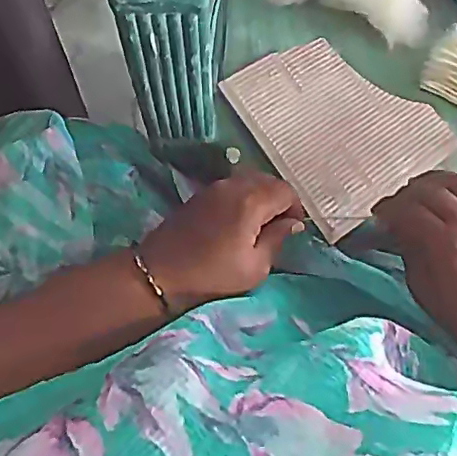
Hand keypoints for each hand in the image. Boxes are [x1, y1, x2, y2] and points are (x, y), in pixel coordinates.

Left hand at [137, 170, 304, 307]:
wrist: (160, 272)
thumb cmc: (212, 275)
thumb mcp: (255, 267)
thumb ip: (277, 239)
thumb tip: (292, 223)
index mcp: (251, 201)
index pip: (286, 191)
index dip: (296, 208)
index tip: (294, 229)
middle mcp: (233, 185)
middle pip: (268, 180)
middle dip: (280, 199)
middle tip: (280, 226)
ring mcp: (214, 187)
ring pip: (249, 180)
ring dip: (261, 196)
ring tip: (260, 224)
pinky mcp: (201, 193)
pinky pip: (232, 186)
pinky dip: (243, 197)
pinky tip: (239, 220)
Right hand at [374, 170, 456, 377]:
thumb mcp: (420, 285)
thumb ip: (409, 249)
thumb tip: (397, 227)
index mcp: (443, 242)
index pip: (407, 210)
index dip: (388, 210)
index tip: (377, 216)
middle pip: (430, 191)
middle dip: (406, 195)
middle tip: (395, 206)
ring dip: (436, 181)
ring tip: (422, 190)